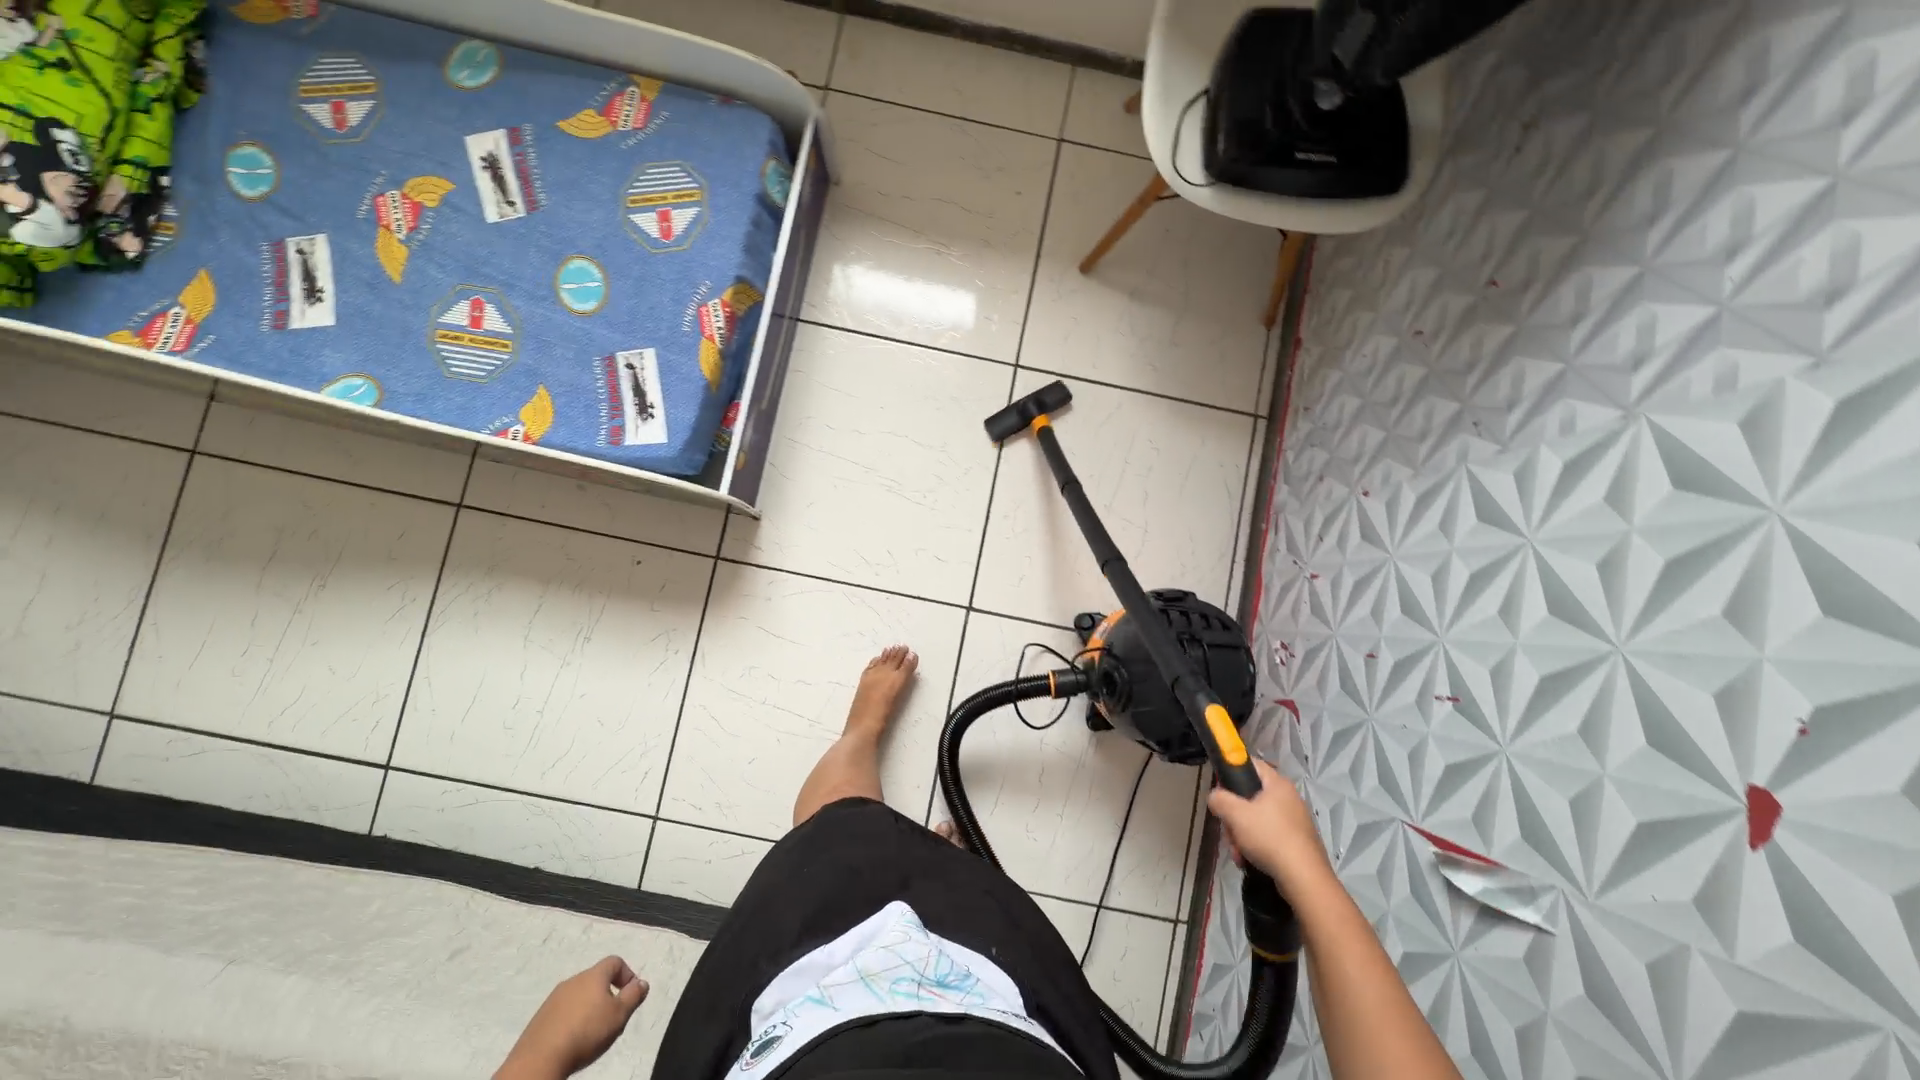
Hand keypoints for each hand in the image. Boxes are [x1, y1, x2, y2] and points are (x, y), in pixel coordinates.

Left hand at [495, 957, 649, 1079]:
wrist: (540, 1059)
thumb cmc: (586, 1032)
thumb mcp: (619, 1015)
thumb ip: (634, 996)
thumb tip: (641, 983)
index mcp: (593, 976)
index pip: (615, 961)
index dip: (627, 974)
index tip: (631, 995)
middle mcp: (573, 981)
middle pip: (597, 979)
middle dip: (609, 994)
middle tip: (614, 1017)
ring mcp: (554, 998)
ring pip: (579, 995)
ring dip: (590, 1007)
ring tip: (594, 1031)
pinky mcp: (541, 1016)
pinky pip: (564, 1010)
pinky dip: (573, 1019)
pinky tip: (573, 1038)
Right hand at [1207, 759, 1333, 892]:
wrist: (1303, 877)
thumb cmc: (1269, 837)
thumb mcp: (1235, 814)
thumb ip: (1219, 799)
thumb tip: (1215, 797)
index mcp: (1277, 784)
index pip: (1251, 764)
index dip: (1232, 771)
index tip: (1220, 789)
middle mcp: (1288, 798)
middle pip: (1250, 797)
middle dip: (1234, 816)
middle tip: (1228, 829)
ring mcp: (1294, 821)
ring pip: (1256, 820)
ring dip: (1241, 835)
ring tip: (1238, 852)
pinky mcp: (1296, 841)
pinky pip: (1268, 836)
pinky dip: (1255, 847)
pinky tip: (1248, 860)